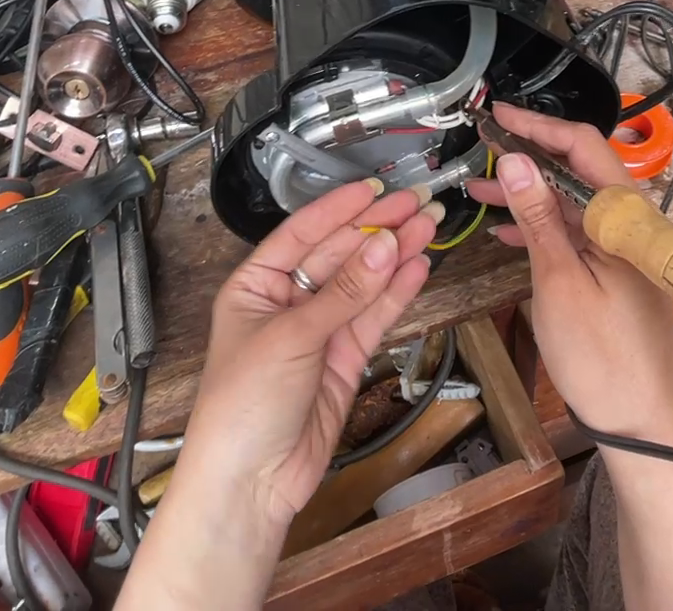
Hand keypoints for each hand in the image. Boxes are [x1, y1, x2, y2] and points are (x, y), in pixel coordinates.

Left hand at [176, 180, 440, 533]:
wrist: (251, 483)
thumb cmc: (242, 405)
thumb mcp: (291, 337)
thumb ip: (344, 292)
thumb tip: (384, 245)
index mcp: (256, 285)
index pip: (302, 233)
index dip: (339, 209)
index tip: (374, 188)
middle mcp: (288, 301)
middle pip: (339, 253)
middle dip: (377, 228)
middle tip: (416, 202)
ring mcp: (320, 329)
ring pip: (363, 282)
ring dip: (395, 253)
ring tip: (429, 224)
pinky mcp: (344, 357)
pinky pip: (374, 316)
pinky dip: (397, 292)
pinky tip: (418, 266)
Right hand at [464, 103, 672, 442]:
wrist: (641, 424)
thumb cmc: (603, 358)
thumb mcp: (560, 282)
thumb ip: (539, 217)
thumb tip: (517, 159)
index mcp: (625, 218)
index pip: (583, 148)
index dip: (538, 126)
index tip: (498, 116)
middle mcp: (628, 225)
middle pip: (577, 171)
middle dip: (529, 156)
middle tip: (484, 146)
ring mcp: (621, 249)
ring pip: (571, 203)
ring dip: (529, 194)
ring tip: (480, 187)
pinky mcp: (613, 272)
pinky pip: (574, 234)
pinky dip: (541, 227)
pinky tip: (506, 232)